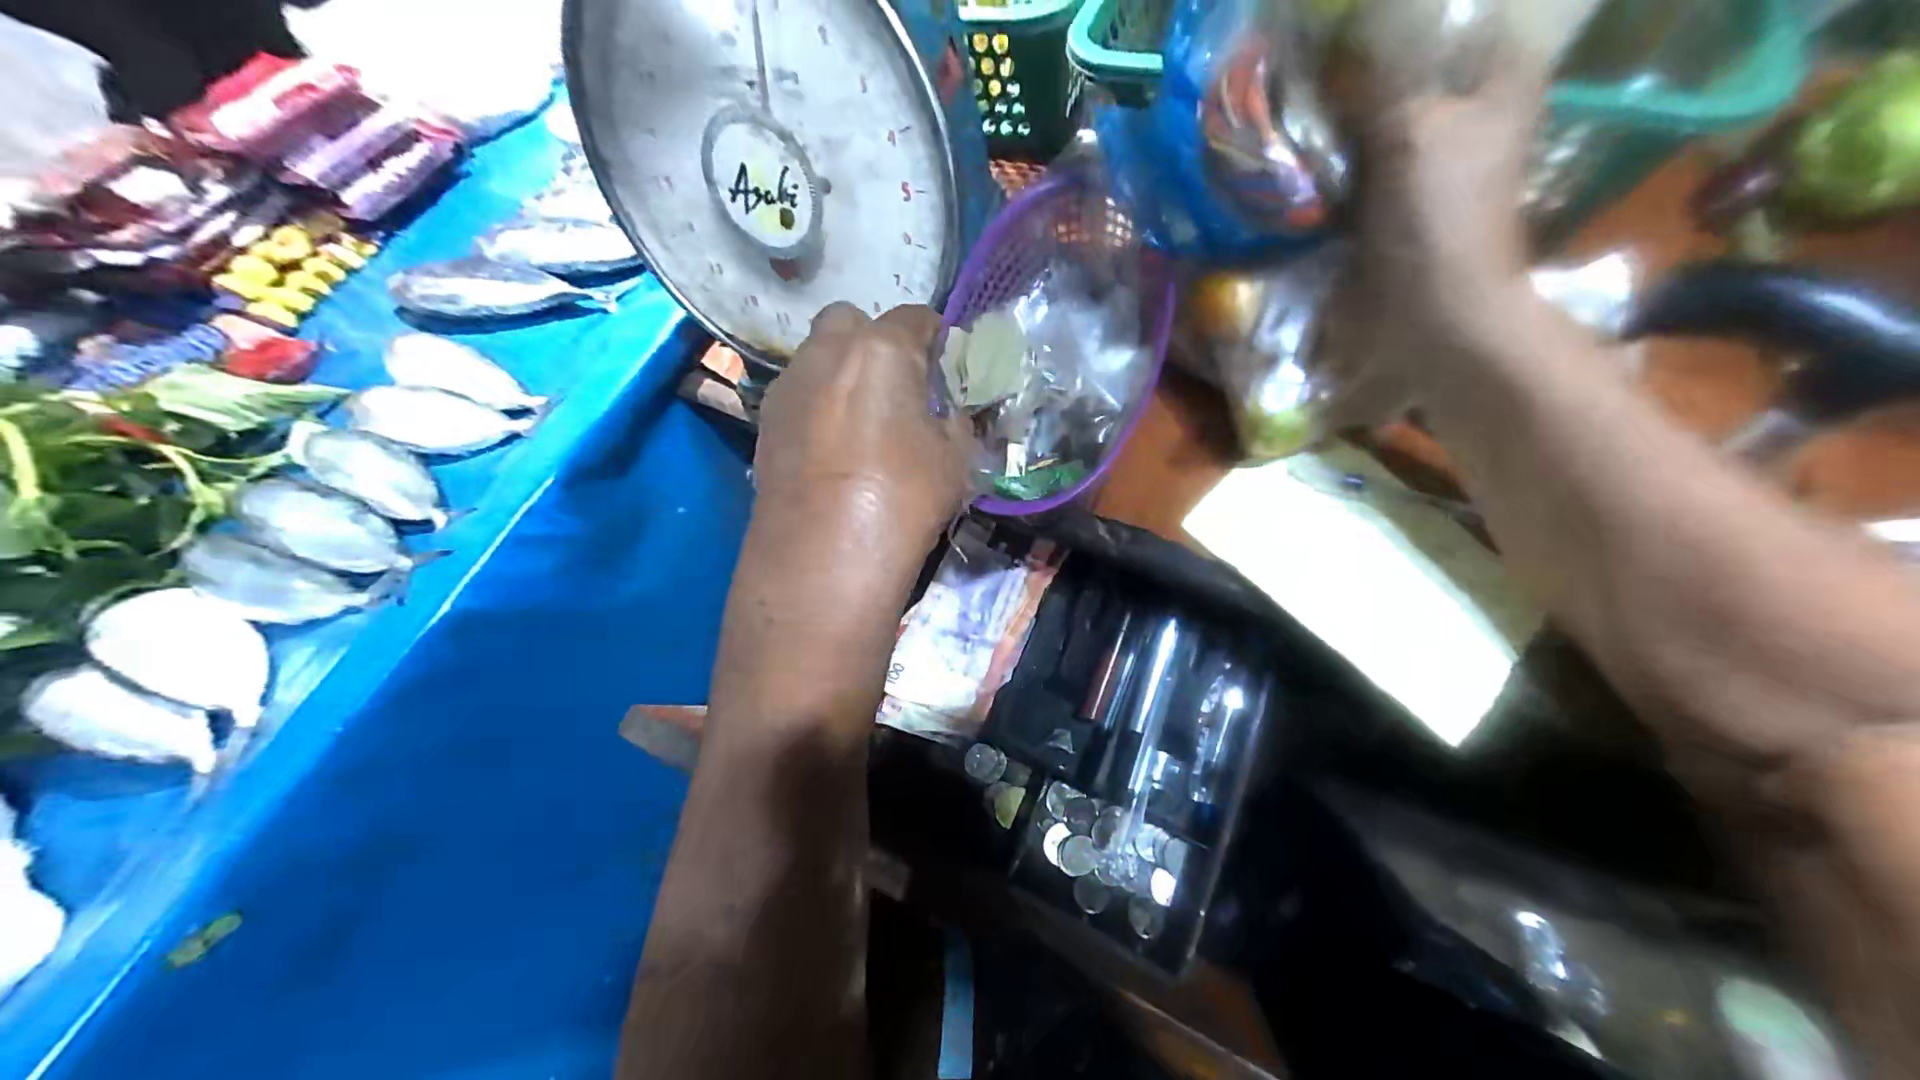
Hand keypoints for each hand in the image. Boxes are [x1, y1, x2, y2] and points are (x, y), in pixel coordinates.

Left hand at [754, 303, 971, 547]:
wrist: (823, 553)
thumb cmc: (903, 497)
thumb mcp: (954, 459)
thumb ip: (953, 420)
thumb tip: (946, 412)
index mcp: (880, 349)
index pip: (915, 317)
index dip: (935, 336)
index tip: (943, 363)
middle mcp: (826, 352)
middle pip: (851, 321)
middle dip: (874, 341)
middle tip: (896, 385)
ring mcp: (788, 385)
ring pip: (817, 356)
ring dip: (841, 372)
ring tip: (861, 420)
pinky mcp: (765, 421)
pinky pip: (798, 395)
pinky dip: (817, 405)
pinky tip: (831, 447)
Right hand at [1318, 38, 1547, 425]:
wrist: (1431, 311)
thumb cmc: (1437, 215)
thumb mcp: (1410, 127)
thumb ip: (1374, 80)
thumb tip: (1332, 46)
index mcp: (1499, 75)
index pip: (1449, 20)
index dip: (1392, 22)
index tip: (1337, 26)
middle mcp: (1467, 109)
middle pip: (1405, 65)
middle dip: (1354, 65)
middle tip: (1302, 60)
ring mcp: (1426, 159)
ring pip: (1373, 114)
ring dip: (1335, 113)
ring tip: (1289, 100)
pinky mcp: (1391, 201)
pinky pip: (1356, 160)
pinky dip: (1328, 156)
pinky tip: (1295, 149)